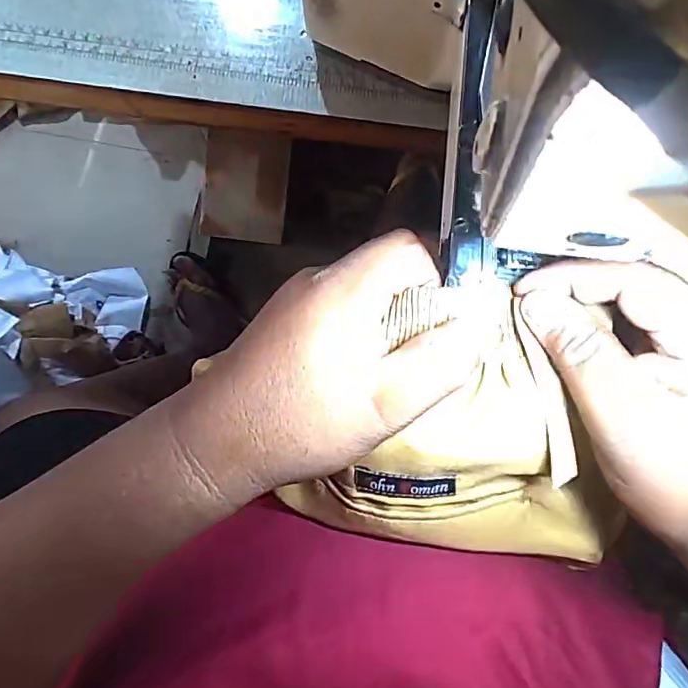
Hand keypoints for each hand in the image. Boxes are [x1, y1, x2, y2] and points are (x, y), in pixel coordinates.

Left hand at [168, 231, 485, 499]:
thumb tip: (474, 329)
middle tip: (409, 360)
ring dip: (384, 322)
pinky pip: (339, 304)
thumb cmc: (302, 424)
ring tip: (375, 375)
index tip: (439, 324)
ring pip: (364, 287)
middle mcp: (318, 277)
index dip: (438, 277)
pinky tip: (343, 375)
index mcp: (344, 288)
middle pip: (387, 266)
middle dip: (413, 307)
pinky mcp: (284, 312)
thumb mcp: (386, 407)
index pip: (410, 245)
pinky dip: (356, 329)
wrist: (213, 441)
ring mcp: (296, 293)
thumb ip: (440, 365)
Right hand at [516, 262, 687, 583]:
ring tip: (552, 313)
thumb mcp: (625, 424)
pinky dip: (616, 323)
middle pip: (645, 281)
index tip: (522, 292)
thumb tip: (536, 301)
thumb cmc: (686, 491)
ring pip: (649, 300)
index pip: (637, 278)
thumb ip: (581, 355)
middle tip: (533, 299)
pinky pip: (656, 324)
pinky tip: (589, 335)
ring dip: (598, 300)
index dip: (573, 277)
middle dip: (584, 283)